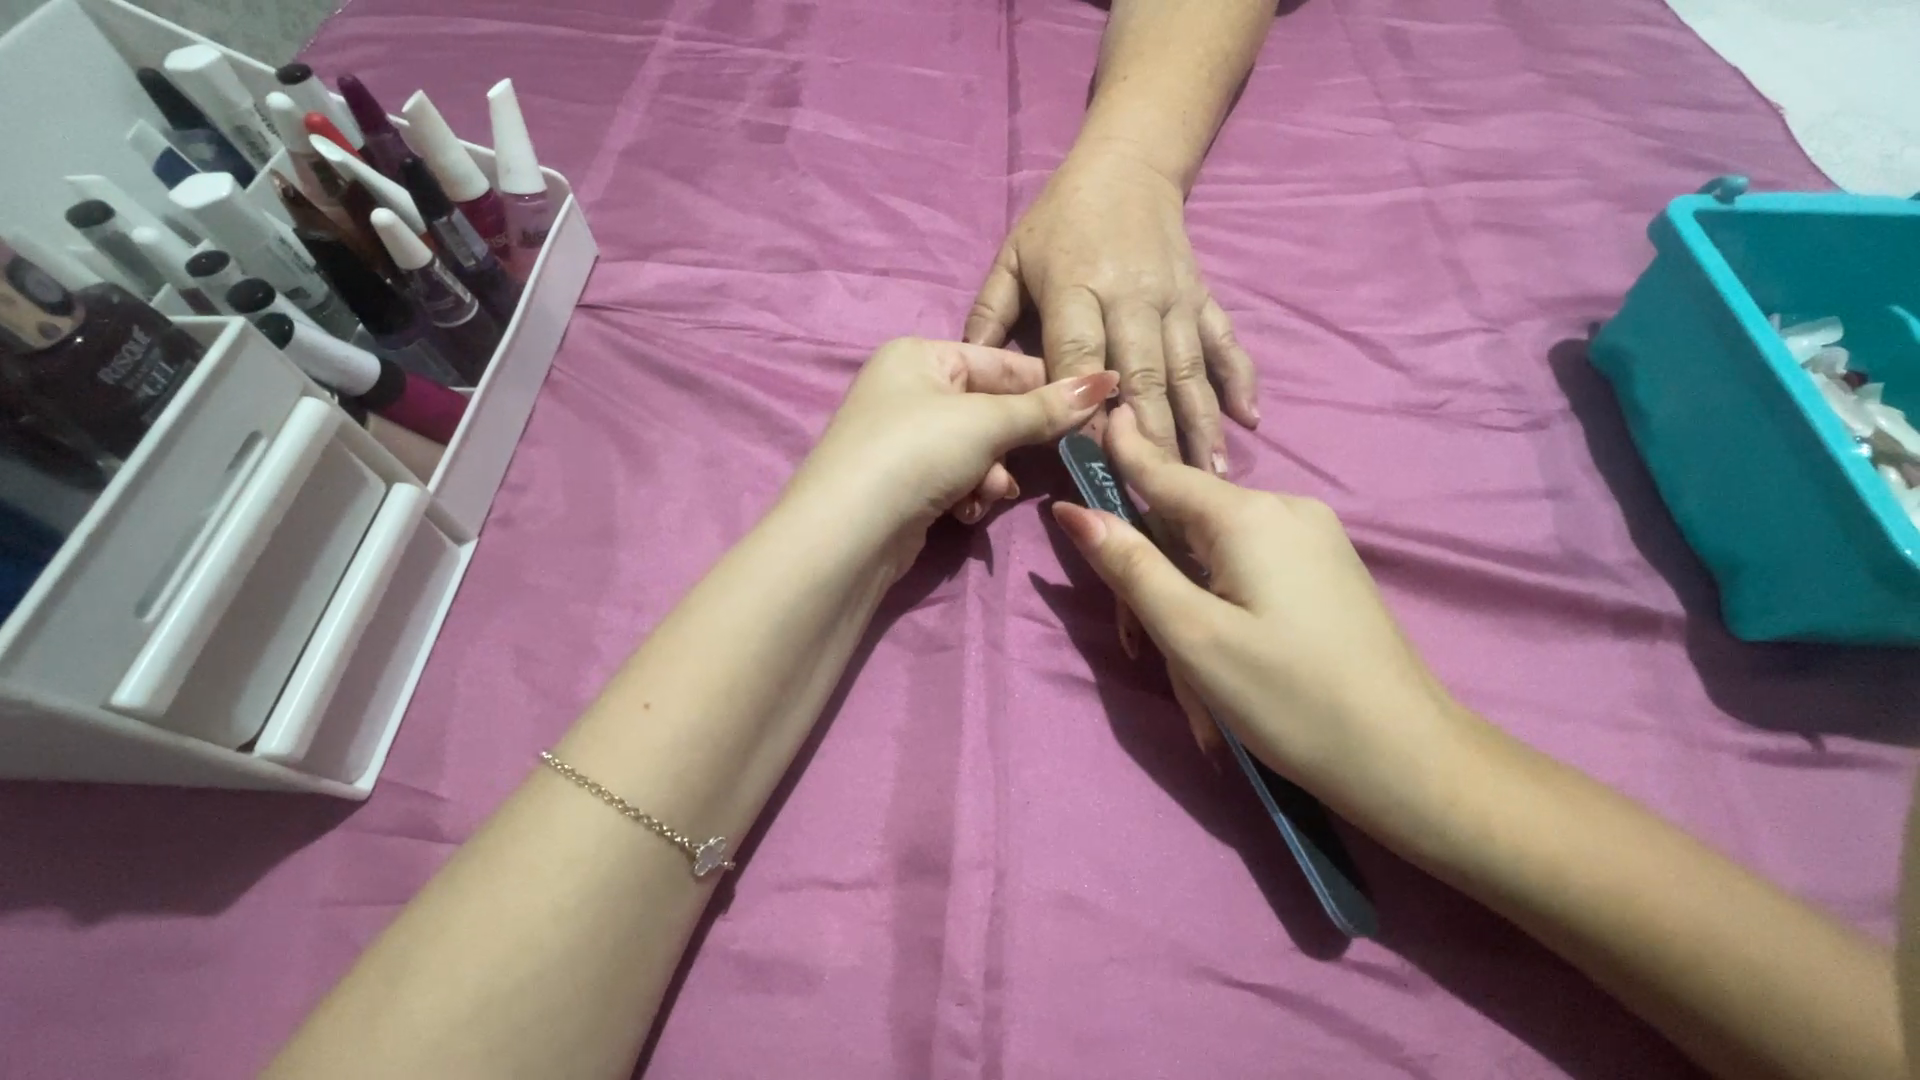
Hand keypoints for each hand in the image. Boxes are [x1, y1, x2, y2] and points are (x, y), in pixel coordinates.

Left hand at [789, 338, 1117, 574]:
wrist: (850, 531)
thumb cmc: (917, 452)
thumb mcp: (987, 422)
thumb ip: (1046, 407)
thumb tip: (1106, 380)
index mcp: (920, 356)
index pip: (1001, 362)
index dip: (1047, 387)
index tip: (1091, 410)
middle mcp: (909, 390)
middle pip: (991, 411)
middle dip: (1010, 444)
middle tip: (1027, 463)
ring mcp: (904, 440)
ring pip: (979, 451)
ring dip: (991, 476)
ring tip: (983, 494)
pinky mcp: (905, 483)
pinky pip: (957, 479)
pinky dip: (969, 495)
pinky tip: (964, 512)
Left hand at [964, 140, 1258, 472]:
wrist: (1129, 163)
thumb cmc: (1059, 219)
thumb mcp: (1013, 258)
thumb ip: (989, 315)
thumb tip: (970, 374)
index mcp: (1077, 287)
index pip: (1080, 356)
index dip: (1084, 409)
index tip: (1091, 460)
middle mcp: (1132, 297)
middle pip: (1141, 376)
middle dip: (1148, 437)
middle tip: (1153, 492)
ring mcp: (1175, 299)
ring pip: (1188, 371)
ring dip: (1198, 427)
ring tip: (1206, 478)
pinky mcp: (1203, 298)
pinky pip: (1224, 342)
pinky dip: (1239, 380)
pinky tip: (1249, 421)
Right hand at [1050, 405, 1464, 812]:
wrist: (1405, 756)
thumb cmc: (1287, 697)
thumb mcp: (1192, 635)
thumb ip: (1131, 567)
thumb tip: (1074, 510)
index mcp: (1248, 516)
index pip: (1163, 473)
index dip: (1122, 452)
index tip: (1094, 415)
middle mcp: (1285, 509)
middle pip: (1187, 524)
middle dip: (1155, 579)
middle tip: (1139, 648)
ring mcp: (1314, 539)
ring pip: (1218, 556)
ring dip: (1191, 609)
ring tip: (1197, 690)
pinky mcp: (1328, 569)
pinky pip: (1252, 572)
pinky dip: (1225, 610)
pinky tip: (1229, 668)